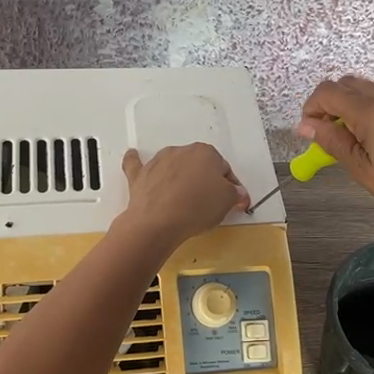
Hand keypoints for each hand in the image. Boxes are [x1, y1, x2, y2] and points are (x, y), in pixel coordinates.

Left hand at [117, 143, 249, 245]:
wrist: (158, 221)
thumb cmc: (197, 207)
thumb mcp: (228, 201)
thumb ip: (236, 194)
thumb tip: (238, 193)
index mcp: (206, 152)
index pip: (224, 169)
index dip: (230, 188)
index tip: (230, 202)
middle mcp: (181, 151)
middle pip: (199, 166)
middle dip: (205, 181)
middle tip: (209, 204)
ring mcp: (158, 162)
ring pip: (173, 166)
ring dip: (179, 177)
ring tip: (184, 200)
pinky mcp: (139, 175)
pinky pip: (137, 164)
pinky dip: (136, 161)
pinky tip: (134, 155)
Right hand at [298, 76, 373, 233]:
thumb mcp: (365, 172)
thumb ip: (334, 143)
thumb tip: (306, 125)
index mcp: (372, 111)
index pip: (328, 91)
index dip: (311, 108)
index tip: (311, 133)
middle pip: (349, 84)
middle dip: (331, 105)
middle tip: (331, 138)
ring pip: (373, 91)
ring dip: (356, 109)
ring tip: (361, 145)